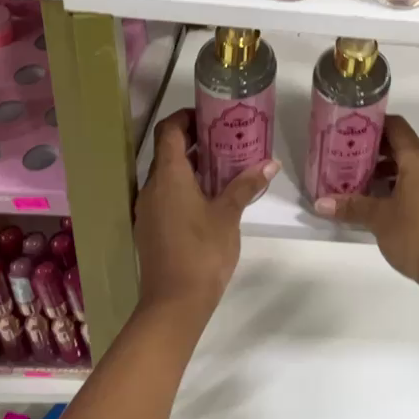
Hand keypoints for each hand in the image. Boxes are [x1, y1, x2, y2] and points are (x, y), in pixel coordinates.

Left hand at [136, 109, 277, 312]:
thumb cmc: (202, 251)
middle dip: (195, 140)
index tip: (210, 114)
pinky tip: (211, 196)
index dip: (186, 116)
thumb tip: (271, 164)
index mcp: (168, 176)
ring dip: (192, 165)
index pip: (168, 130)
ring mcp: (147, 210)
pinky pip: (166, 195)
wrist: (174, 304)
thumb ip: (245, 185)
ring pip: (167, 175)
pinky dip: (185, 186)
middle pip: (167, 151)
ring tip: (224, 165)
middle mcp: (152, 187)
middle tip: (226, 137)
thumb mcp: (229, 214)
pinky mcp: (150, 228)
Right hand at [313, 115, 418, 289]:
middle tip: (346, 158)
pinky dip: (399, 183)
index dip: (373, 124)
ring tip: (358, 182)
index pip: (395, 126)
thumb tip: (320, 203)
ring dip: (385, 170)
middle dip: (374, 151)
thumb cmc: (417, 235)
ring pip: (410, 165)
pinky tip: (379, 201)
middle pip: (401, 145)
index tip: (350, 131)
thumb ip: (352, 206)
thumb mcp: (379, 219)